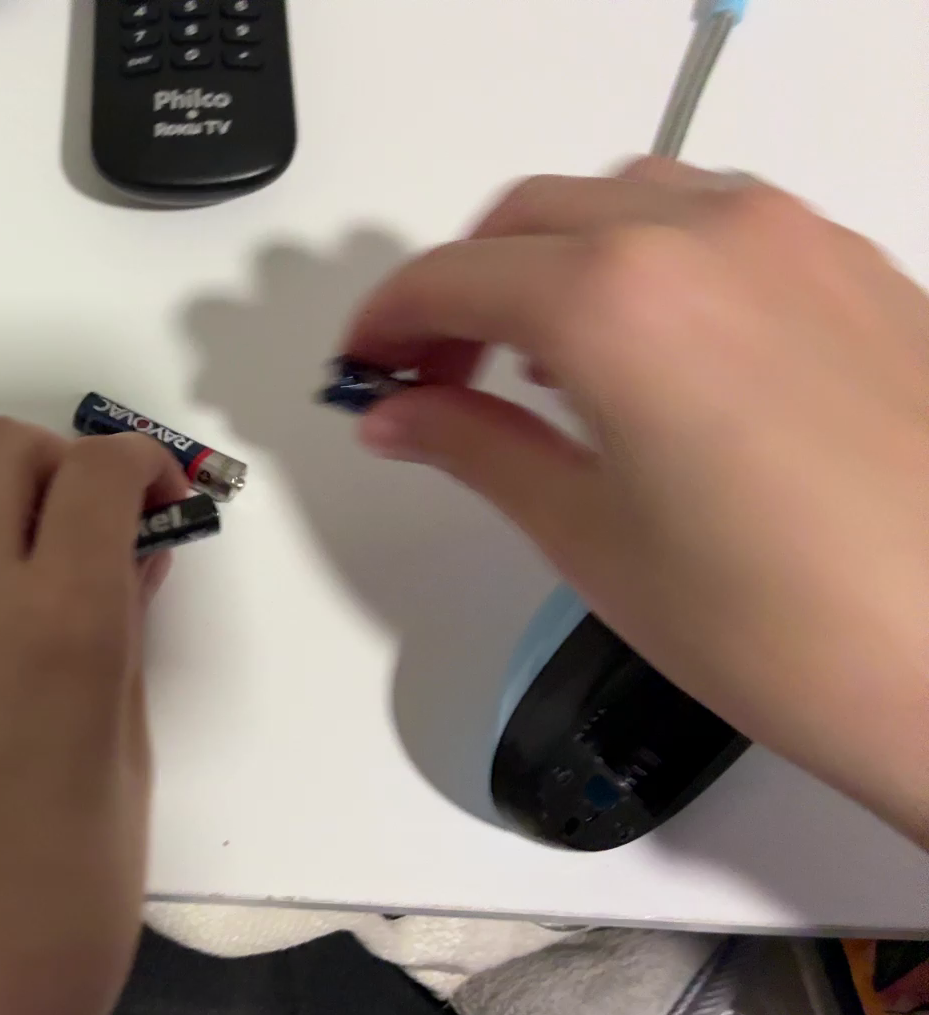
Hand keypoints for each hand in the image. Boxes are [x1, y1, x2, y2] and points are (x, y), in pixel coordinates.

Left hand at [0, 418, 191, 1014]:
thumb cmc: (64, 903)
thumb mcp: (130, 760)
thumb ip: (126, 639)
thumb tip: (134, 561)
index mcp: (61, 625)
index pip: (95, 472)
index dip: (143, 461)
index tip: (166, 495)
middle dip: (58, 456)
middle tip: (98, 516)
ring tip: (39, 551)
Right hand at [345, 158, 928, 844]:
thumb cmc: (777, 614)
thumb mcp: (576, 526)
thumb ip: (468, 444)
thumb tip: (392, 414)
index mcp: (616, 301)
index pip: (448, 277)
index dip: (382, 322)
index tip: (357, 369)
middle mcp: (707, 239)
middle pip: (520, 219)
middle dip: (447, 289)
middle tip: (419, 374)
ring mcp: (796, 244)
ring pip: (611, 201)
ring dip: (531, 264)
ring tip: (510, 359)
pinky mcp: (856, 271)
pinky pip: (700, 220)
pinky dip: (621, 259)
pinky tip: (614, 348)